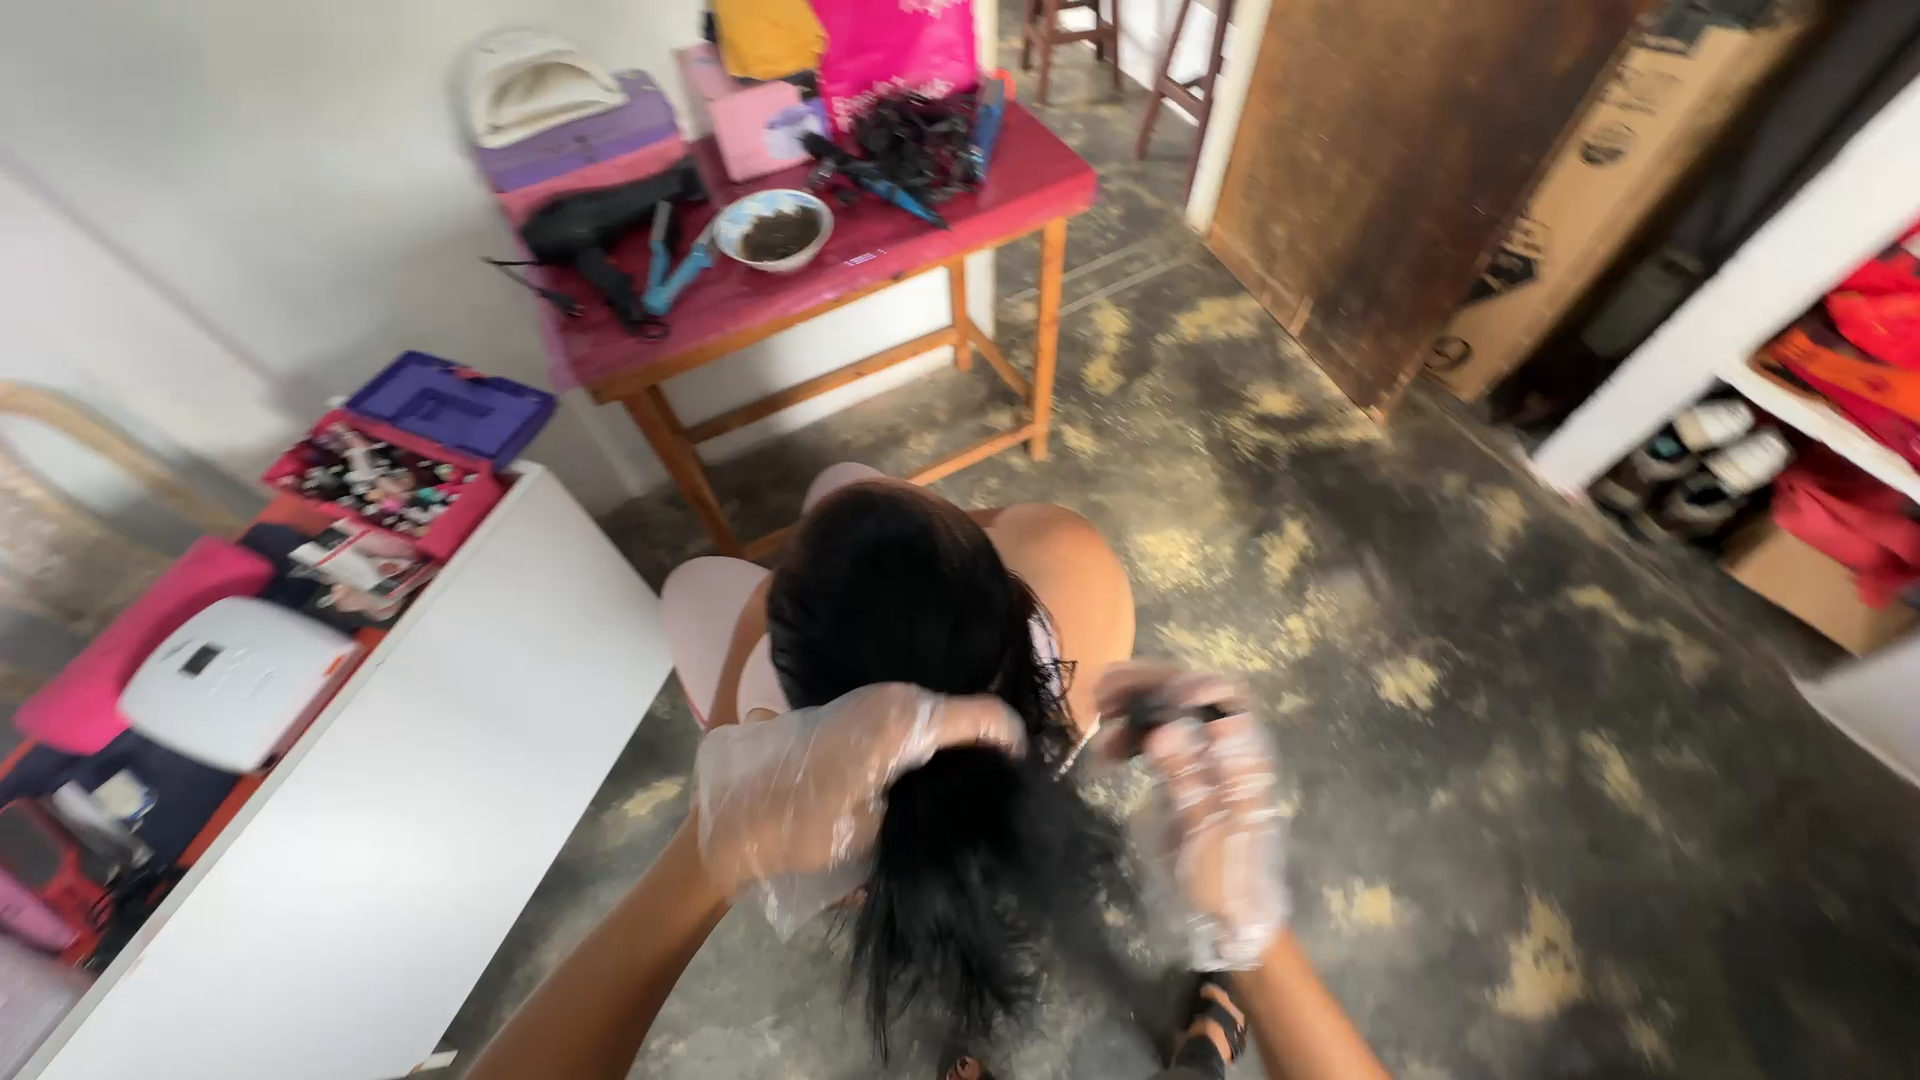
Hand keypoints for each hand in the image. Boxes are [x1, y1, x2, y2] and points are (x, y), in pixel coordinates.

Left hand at [691, 683, 1025, 927]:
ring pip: (934, 711)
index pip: (985, 715)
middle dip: (984, 741)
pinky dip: (927, 736)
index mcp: (904, 722)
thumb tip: (958, 802)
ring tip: (966, 779)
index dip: (1013, 741)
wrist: (729, 817)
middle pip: (961, 709)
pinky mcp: (855, 707)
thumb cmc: (801, 828)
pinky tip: (928, 769)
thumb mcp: (873, 832)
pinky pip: (909, 715)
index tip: (1024, 771)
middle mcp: (892, 697)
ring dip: (952, 738)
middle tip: (997, 781)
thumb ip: (924, 808)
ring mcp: (871, 698)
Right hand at [1095, 663, 1288, 969]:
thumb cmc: (1226, 880)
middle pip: (1189, 697)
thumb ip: (1187, 779)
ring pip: (1167, 714)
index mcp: (1243, 757)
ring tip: (1098, 715)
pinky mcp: (1182, 775)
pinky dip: (1129, 737)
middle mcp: (1225, 749)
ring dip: (1132, 707)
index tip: (1143, 692)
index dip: (1186, 682)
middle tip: (1102, 692)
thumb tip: (1163, 729)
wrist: (1230, 919)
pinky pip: (1154, 740)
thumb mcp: (1205, 833)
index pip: (1225, 697)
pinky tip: (1108, 753)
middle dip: (1146, 686)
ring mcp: (1202, 760)